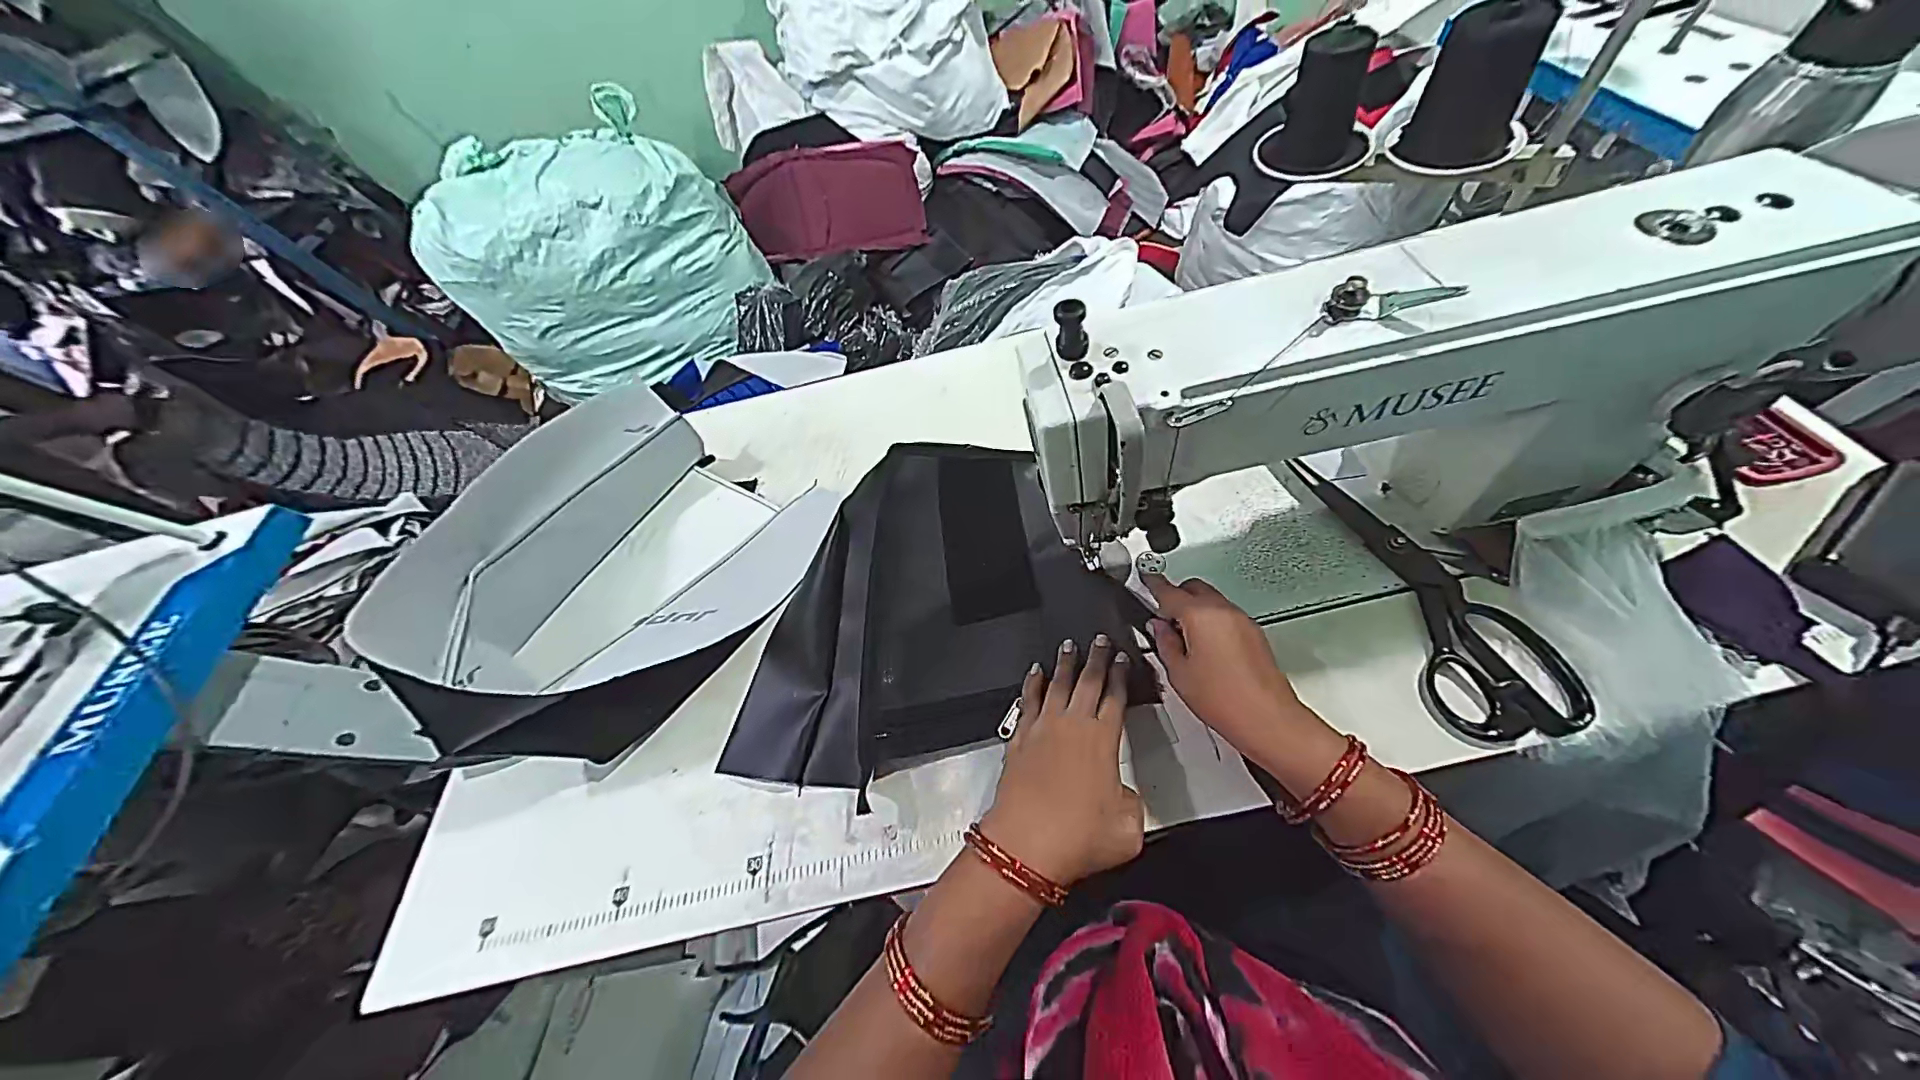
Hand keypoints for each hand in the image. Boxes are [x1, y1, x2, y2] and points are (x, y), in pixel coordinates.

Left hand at [981, 636, 1143, 886]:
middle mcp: (1072, 726)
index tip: (1122, 660)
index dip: (1120, 675)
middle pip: (1088, 681)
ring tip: (1069, 647)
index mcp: (1102, 740)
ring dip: (1065, 664)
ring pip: (1057, 684)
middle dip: (1096, 657)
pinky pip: (1028, 700)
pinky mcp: (1020, 740)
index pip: (1116, 696)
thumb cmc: (1075, 836)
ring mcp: (1043, 729)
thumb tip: (1123, 797)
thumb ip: (1132, 803)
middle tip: (1100, 640)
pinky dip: (1032, 684)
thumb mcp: (1128, 827)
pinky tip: (1035, 674)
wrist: (1027, 844)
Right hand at [1144, 573, 1335, 771]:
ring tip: (1181, 638)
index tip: (1147, 579)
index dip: (1153, 584)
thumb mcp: (1178, 673)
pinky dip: (1211, 622)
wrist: (1267, 719)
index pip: (1169, 590)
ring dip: (1195, 610)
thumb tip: (1159, 629)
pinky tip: (1203, 647)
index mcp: (1201, 615)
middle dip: (1176, 596)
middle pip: (1194, 588)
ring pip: (1212, 601)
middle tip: (1160, 615)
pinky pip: (1226, 616)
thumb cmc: (1227, 700)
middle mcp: (1225, 611)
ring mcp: (1243, 621)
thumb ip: (1164, 642)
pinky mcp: (1254, 634)